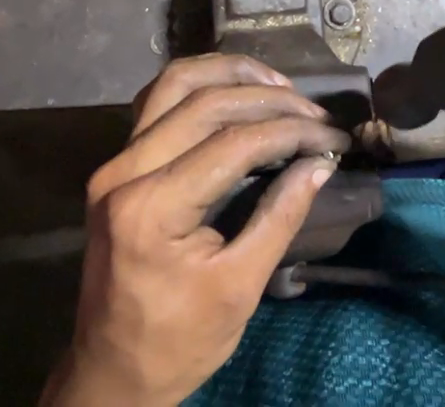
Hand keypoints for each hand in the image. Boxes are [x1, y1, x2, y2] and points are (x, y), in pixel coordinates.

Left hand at [41, 56, 349, 406]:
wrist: (112, 370)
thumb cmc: (177, 341)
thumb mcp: (239, 288)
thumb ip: (278, 217)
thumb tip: (319, 163)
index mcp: (150, 208)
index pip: (231, 144)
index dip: (288, 133)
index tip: (332, 138)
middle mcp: (123, 170)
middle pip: (204, 104)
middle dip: (268, 100)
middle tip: (315, 114)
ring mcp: (114, 161)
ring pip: (173, 85)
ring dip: (229, 74)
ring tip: (279, 84)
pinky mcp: (117, 162)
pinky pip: (155, 101)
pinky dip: (196, 84)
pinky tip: (231, 88)